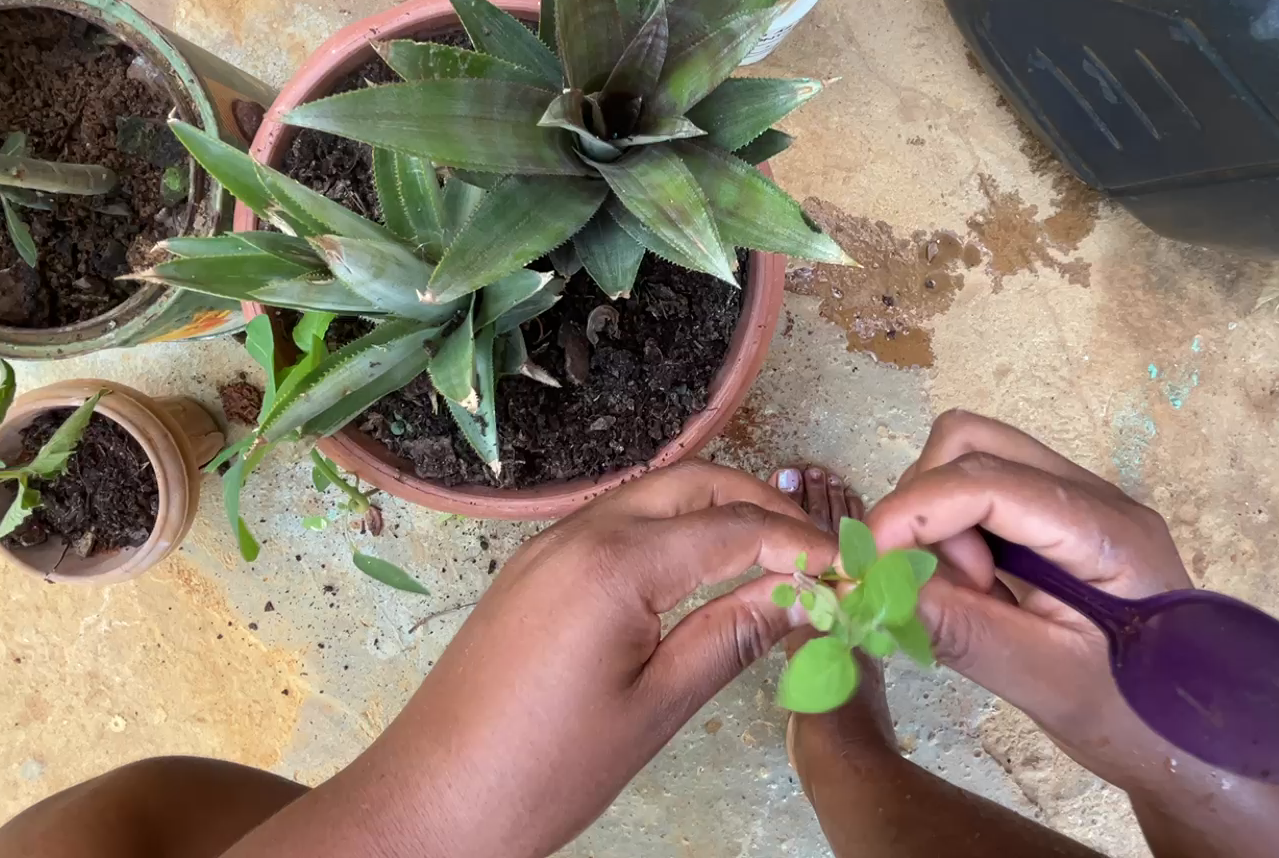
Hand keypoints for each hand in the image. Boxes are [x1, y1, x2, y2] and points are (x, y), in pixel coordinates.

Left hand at [228, 461, 837, 857]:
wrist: (432, 795)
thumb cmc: (549, 766)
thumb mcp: (655, 707)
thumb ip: (730, 635)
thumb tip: (802, 595)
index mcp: (616, 560)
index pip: (731, 528)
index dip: (796, 543)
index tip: (847, 564)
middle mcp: (584, 526)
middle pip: (693, 482)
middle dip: (760, 501)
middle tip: (811, 546)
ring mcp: (555, 536)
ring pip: (654, 492)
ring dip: (716, 506)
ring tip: (768, 550)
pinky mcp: (539, 558)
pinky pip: (621, 516)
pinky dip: (672, 524)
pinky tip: (697, 559)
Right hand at [865, 412, 1278, 857]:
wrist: (1192, 742)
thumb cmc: (1134, 721)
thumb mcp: (1047, 687)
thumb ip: (962, 631)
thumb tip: (870, 584)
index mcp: (1104, 530)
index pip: (985, 481)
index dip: (912, 510)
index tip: (865, 560)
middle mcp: (1087, 492)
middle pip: (969, 442)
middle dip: (923, 501)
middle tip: (935, 577)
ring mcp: (1070, 496)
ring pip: (966, 456)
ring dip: (934, 512)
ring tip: (964, 586)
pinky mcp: (1050, 514)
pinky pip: (973, 487)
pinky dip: (947, 524)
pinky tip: (972, 582)